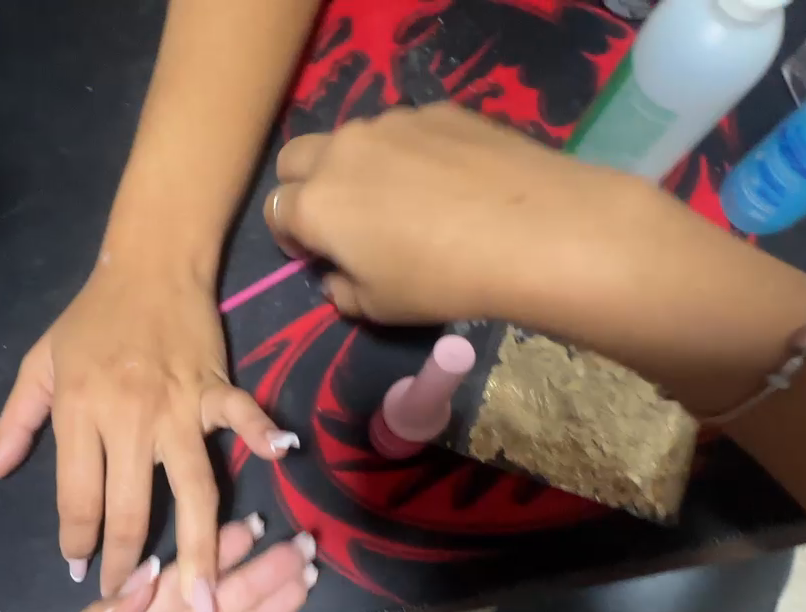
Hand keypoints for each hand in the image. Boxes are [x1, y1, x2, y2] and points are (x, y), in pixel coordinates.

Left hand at [0, 266, 298, 608]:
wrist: (146, 265)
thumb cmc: (90, 320)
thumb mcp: (39, 365)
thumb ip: (14, 423)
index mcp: (79, 413)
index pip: (77, 497)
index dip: (77, 542)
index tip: (80, 572)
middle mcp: (127, 419)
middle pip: (130, 507)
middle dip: (127, 562)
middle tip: (131, 601)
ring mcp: (178, 407)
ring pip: (191, 488)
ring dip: (199, 547)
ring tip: (204, 601)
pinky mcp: (215, 389)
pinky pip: (242, 417)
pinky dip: (262, 433)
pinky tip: (284, 456)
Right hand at [263, 104, 805, 410]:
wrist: (529, 230)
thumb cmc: (437, 281)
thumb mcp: (375, 307)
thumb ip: (341, 291)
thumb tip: (337, 275)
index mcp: (315, 204)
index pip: (277, 210)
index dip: (290, 237)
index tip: (314, 256)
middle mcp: (342, 151)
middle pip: (296, 159)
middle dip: (303, 188)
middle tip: (337, 222)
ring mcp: (390, 122)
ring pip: (349, 140)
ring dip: (352, 168)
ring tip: (395, 201)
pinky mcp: (436, 109)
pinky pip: (399, 130)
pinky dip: (401, 154)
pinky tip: (441, 184)